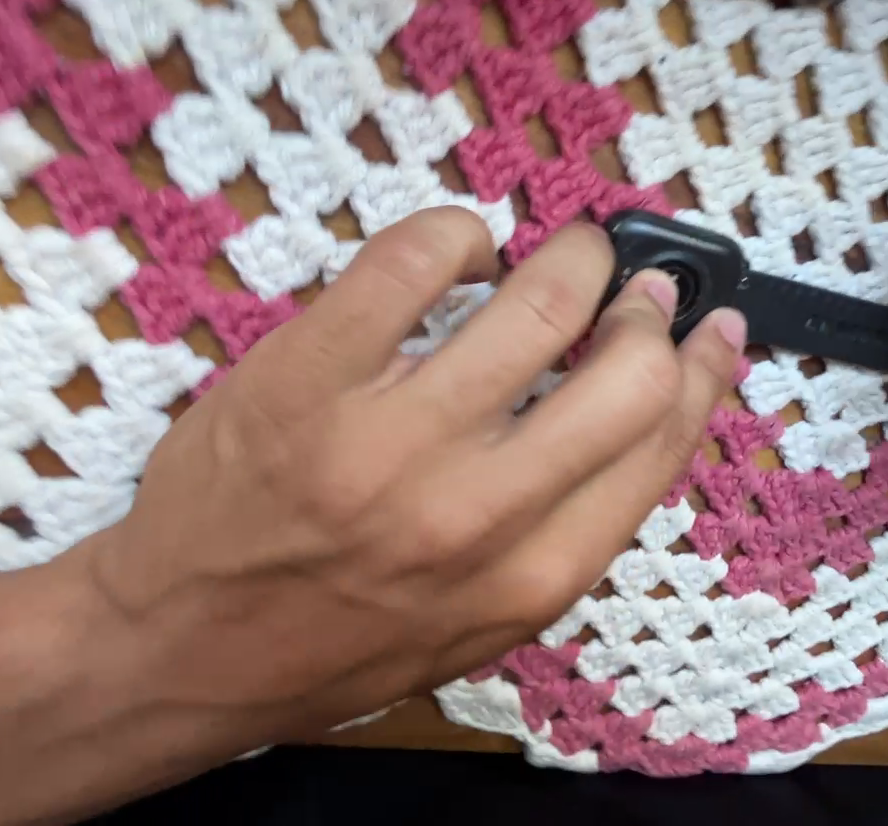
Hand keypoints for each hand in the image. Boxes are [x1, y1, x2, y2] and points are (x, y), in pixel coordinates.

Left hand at [70, 208, 745, 731]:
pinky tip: (462, 250)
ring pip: (539, 301)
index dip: (705, 369)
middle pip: (627, 371)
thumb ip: (580, 519)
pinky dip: (459, 233)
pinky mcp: (307, 377)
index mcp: (538, 574)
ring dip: (574, 256)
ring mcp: (388, 440)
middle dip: (648, 306)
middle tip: (636, 286)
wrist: (173, 653)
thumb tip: (651, 402)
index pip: (662, 443)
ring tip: (563, 256)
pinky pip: (415, 258)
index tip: (714, 326)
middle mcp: (478, 512)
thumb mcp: (492, 614)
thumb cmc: (350, 634)